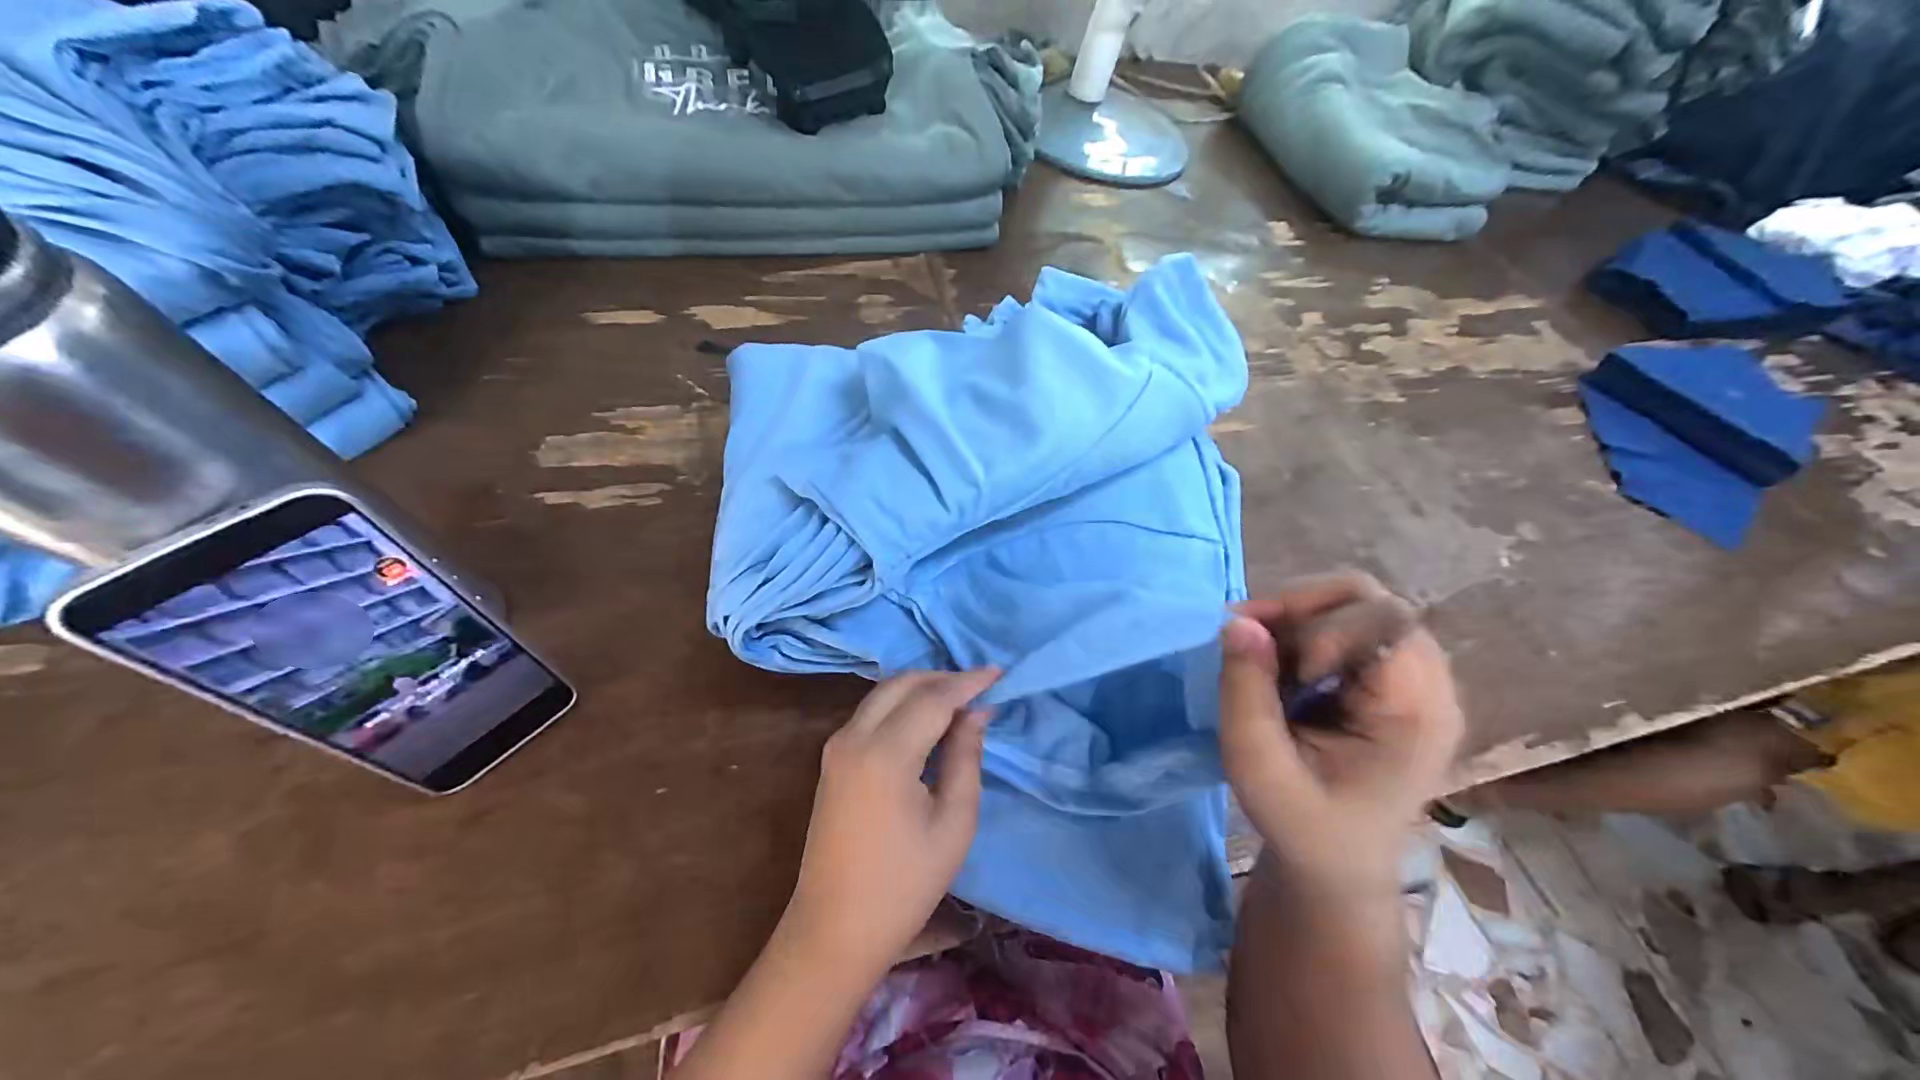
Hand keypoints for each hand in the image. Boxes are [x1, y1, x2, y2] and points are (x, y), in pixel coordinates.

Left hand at [780, 669, 998, 972]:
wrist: (834, 928)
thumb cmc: (905, 885)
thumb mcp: (953, 823)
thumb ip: (965, 757)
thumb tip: (976, 712)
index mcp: (885, 754)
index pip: (934, 697)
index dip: (968, 682)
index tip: (999, 673)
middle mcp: (854, 737)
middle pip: (903, 683)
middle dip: (943, 678)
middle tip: (980, 688)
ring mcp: (836, 746)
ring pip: (883, 693)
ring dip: (921, 688)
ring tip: (960, 701)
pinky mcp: (831, 759)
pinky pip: (870, 712)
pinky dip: (901, 704)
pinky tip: (927, 720)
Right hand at [1218, 572, 1463, 899]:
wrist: (1334, 865)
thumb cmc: (1301, 824)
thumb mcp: (1258, 766)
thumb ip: (1245, 693)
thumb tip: (1237, 622)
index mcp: (1416, 712)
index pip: (1383, 618)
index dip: (1321, 624)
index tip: (1274, 660)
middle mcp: (1429, 686)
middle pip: (1370, 601)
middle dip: (1300, 609)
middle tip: (1249, 639)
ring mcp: (1412, 681)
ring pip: (1354, 607)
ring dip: (1296, 620)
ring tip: (1260, 659)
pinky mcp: (1389, 682)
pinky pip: (1346, 627)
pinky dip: (1302, 634)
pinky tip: (1279, 669)